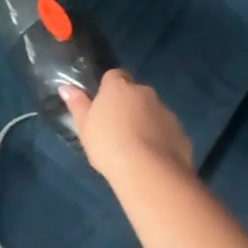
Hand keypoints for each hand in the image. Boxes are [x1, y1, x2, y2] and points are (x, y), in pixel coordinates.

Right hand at [61, 70, 193, 185]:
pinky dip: (161, 140)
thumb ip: (77, 105)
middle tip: (118, 131)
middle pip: (135, 94)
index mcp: (119, 86)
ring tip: (136, 150)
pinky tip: (152, 160)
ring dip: (146, 123)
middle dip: (129, 107)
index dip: (109, 90)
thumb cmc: (108, 144)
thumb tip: (66, 87)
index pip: (114, 76)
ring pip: (153, 112)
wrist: (148, 171)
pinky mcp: (181, 132)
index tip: (104, 108)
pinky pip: (167, 132)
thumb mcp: (84, 127)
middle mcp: (145, 92)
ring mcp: (166, 111)